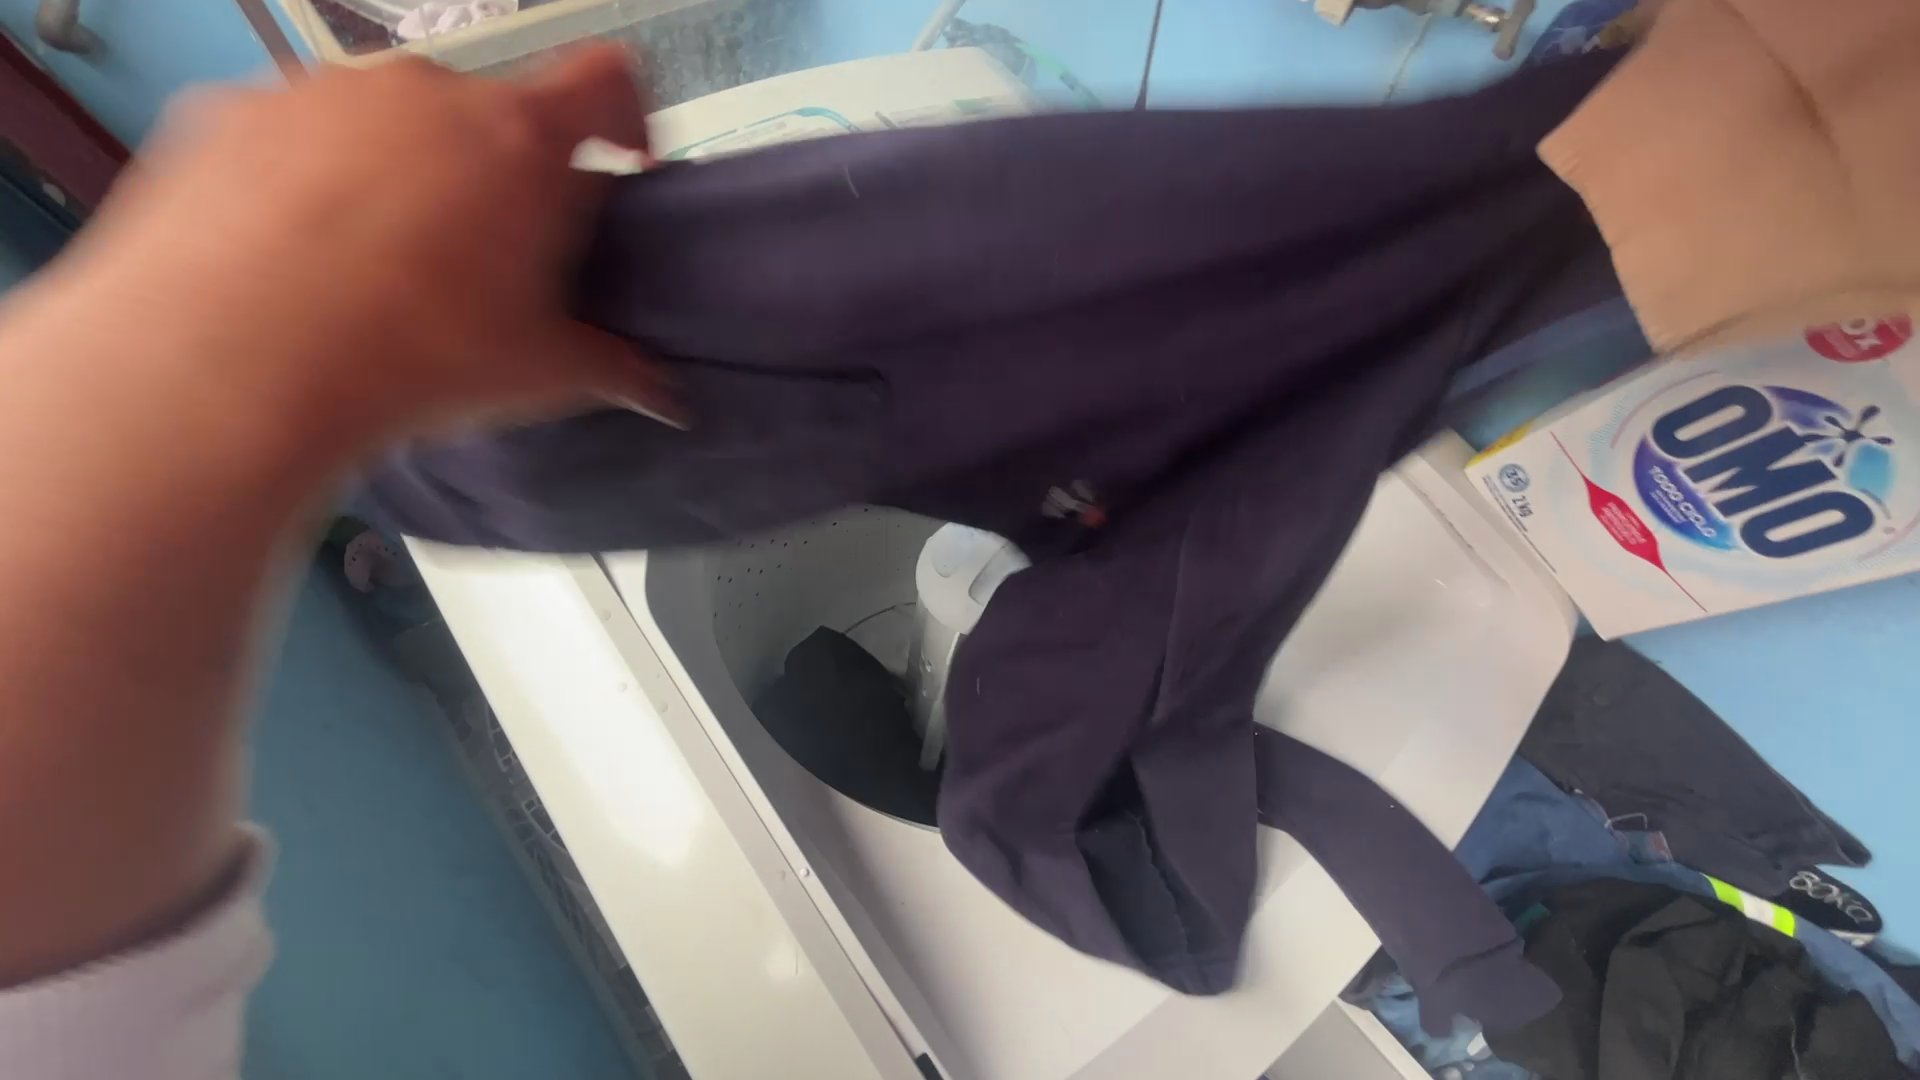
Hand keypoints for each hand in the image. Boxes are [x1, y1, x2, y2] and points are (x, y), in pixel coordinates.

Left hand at [23, 45, 681, 458]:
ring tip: (404, 264)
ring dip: (427, 176)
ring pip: (408, 123)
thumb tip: (670, 399)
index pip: (608, 79)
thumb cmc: (423, 355)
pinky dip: (336, 179)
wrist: (230, 361)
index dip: (630, 114)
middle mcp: (429, 92)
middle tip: (504, 256)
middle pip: (502, 115)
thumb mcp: (545, 373)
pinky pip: (315, 133)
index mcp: (523, 142)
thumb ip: (621, 371)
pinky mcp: (236, 110)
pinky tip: (319, 254)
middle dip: (516, 174)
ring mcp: (325, 91)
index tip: (622, 161)